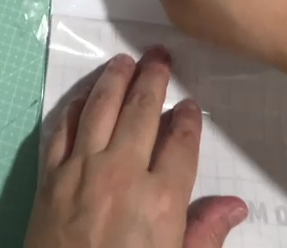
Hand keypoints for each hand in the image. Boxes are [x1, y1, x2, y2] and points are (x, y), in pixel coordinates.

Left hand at [26, 49, 245, 247]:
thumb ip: (204, 235)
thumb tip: (236, 205)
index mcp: (160, 201)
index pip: (180, 144)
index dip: (187, 120)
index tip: (189, 105)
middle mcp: (121, 173)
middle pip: (140, 111)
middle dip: (153, 79)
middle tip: (159, 57)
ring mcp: (82, 169)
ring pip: (101, 108)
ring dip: (114, 78)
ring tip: (124, 60)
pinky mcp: (50, 176)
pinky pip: (63, 128)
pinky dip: (76, 106)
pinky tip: (85, 95)